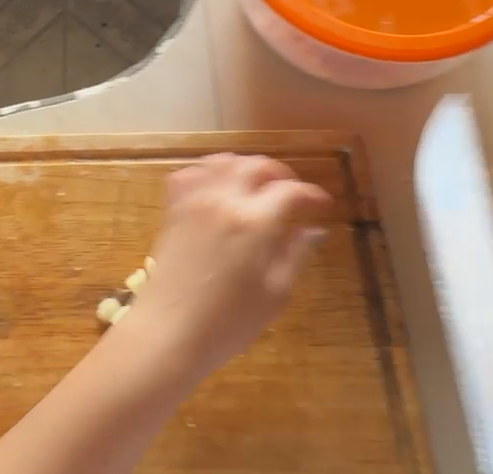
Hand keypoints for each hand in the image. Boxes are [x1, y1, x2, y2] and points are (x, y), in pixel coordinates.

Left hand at [119, 153, 332, 378]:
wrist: (170, 331)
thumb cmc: (229, 323)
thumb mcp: (276, 294)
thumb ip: (296, 254)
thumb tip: (315, 230)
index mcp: (255, 221)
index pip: (290, 191)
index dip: (311, 194)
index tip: (322, 204)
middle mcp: (224, 199)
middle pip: (255, 165)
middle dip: (279, 173)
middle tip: (292, 192)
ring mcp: (195, 199)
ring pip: (223, 161)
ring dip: (245, 166)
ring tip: (257, 186)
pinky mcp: (174, 207)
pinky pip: (191, 172)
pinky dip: (209, 171)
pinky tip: (218, 187)